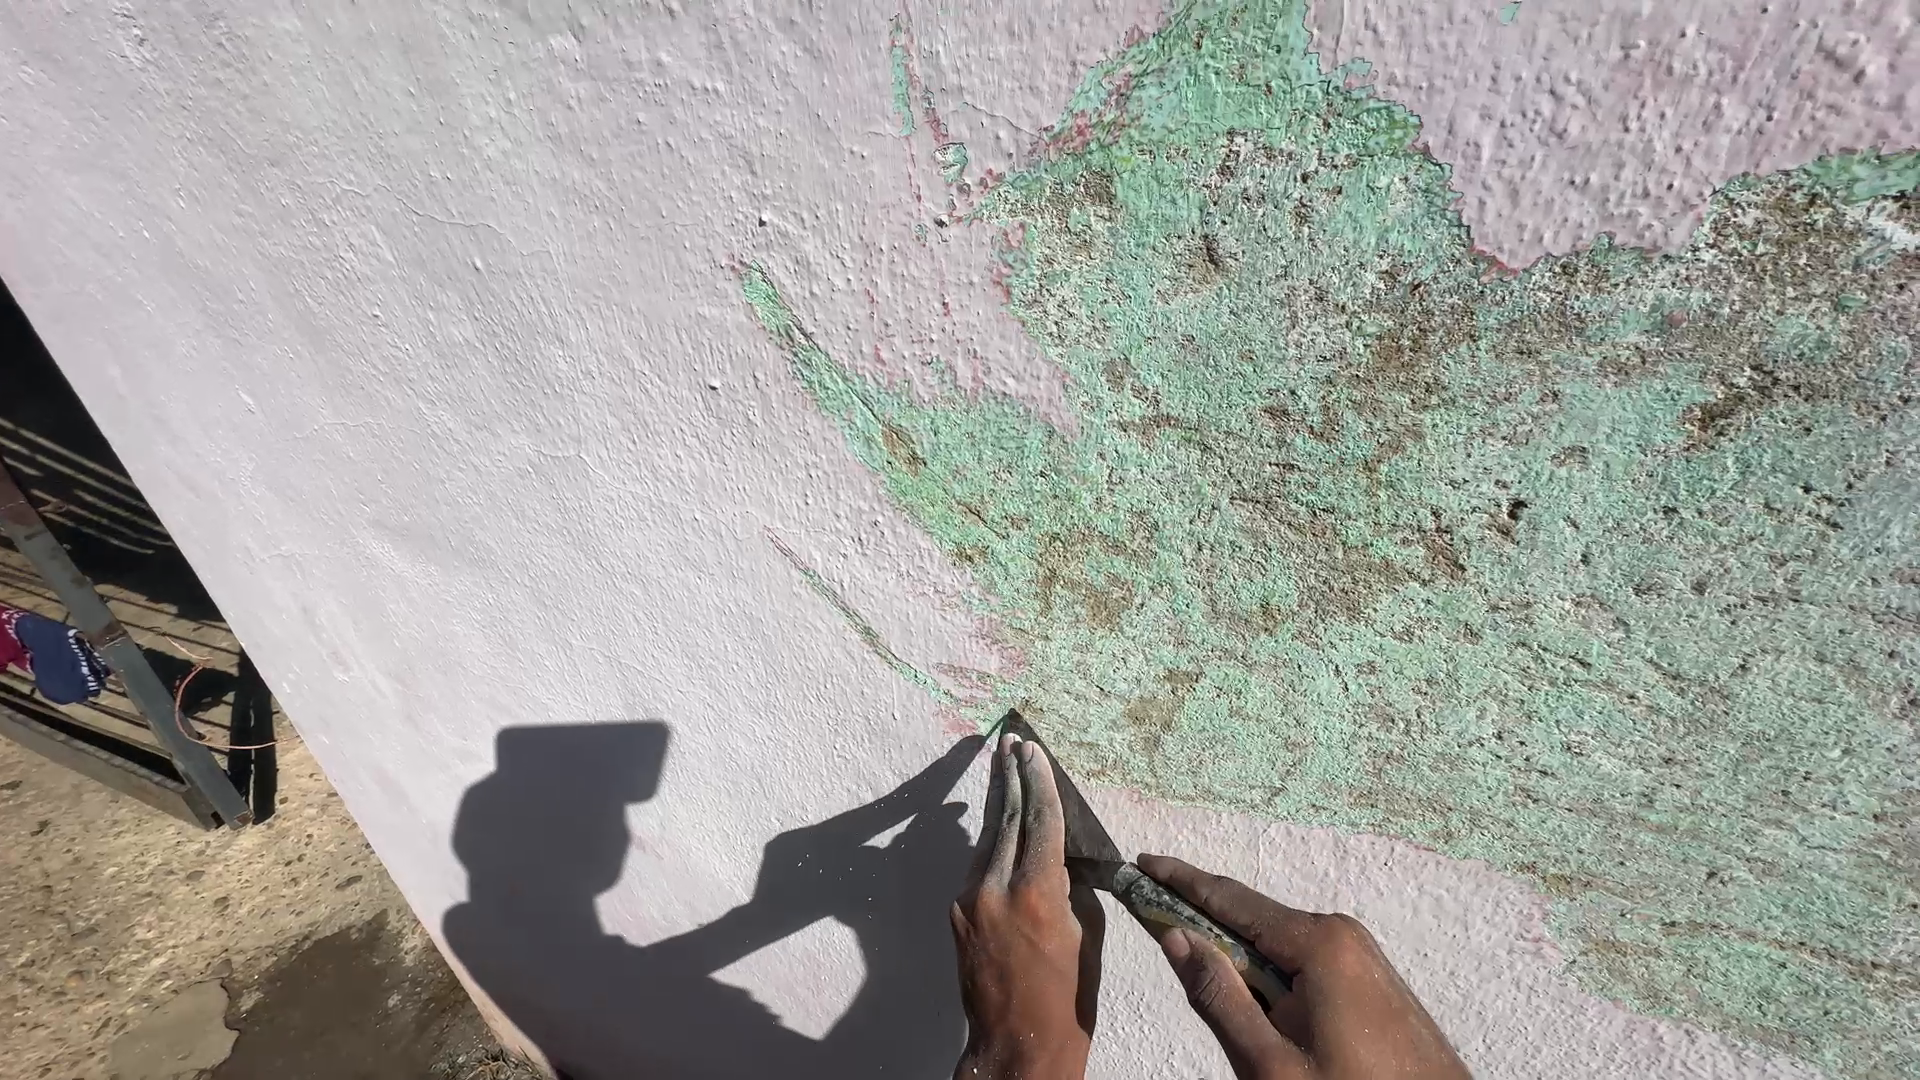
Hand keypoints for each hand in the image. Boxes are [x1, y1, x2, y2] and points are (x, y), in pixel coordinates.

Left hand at [951, 734, 1104, 1078]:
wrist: (1016, 1047)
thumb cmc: (1067, 998)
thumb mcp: (1082, 935)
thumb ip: (1064, 885)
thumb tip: (1053, 854)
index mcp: (1035, 893)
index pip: (1039, 820)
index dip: (1039, 782)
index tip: (1034, 751)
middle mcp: (995, 887)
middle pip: (1004, 817)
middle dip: (1010, 776)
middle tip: (1012, 741)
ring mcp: (969, 898)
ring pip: (988, 836)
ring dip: (997, 801)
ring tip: (1004, 766)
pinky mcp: (956, 910)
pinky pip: (979, 864)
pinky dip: (992, 840)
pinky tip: (999, 821)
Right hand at [1139, 855, 1469, 1079]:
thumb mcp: (1271, 1067)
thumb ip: (1218, 996)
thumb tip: (1175, 935)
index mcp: (1316, 942)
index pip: (1227, 898)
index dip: (1178, 880)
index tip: (1140, 861)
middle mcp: (1340, 933)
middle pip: (1251, 919)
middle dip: (1205, 923)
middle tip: (1160, 925)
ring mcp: (1362, 954)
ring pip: (1277, 944)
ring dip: (1240, 959)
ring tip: (1218, 994)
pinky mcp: (1373, 980)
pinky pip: (1304, 960)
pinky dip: (1271, 973)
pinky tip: (1264, 1007)